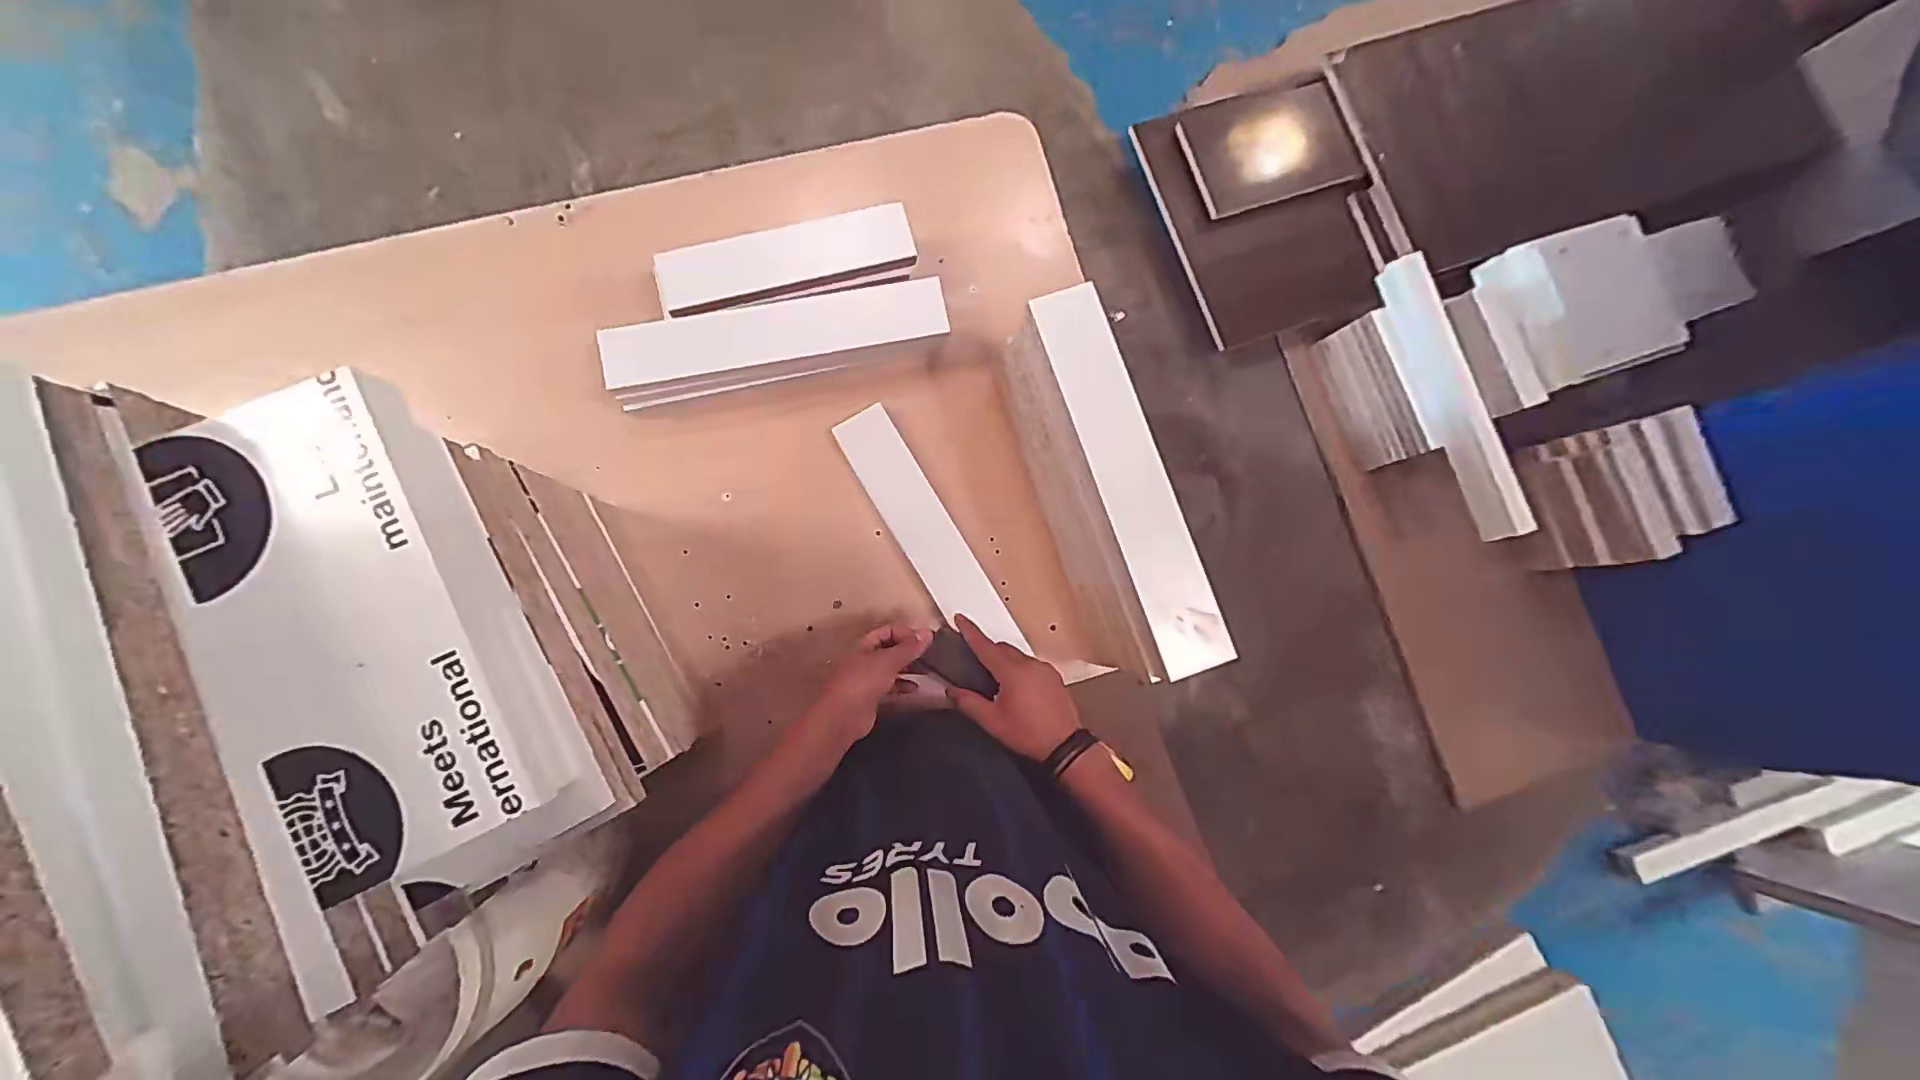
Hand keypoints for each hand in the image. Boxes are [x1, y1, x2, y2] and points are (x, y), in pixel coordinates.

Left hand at [798, 622, 933, 745]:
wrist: (843, 717)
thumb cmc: (862, 682)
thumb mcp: (888, 661)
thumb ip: (908, 648)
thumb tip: (927, 632)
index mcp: (864, 645)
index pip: (887, 630)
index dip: (906, 633)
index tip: (924, 640)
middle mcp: (864, 660)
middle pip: (889, 649)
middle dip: (908, 651)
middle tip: (929, 655)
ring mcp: (866, 679)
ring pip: (890, 669)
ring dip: (907, 668)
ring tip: (926, 671)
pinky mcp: (870, 697)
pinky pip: (889, 686)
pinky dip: (902, 686)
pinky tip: (914, 689)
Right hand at [946, 614, 1080, 760]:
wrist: (1064, 745)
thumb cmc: (1030, 734)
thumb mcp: (993, 721)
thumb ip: (969, 703)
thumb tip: (952, 692)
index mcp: (1011, 672)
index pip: (985, 645)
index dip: (970, 631)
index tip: (961, 619)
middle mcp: (1029, 665)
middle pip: (1002, 648)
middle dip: (988, 650)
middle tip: (975, 662)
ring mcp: (1044, 669)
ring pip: (1018, 656)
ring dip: (1005, 661)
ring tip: (997, 683)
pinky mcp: (1053, 676)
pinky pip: (1031, 664)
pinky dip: (1020, 669)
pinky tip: (1017, 688)